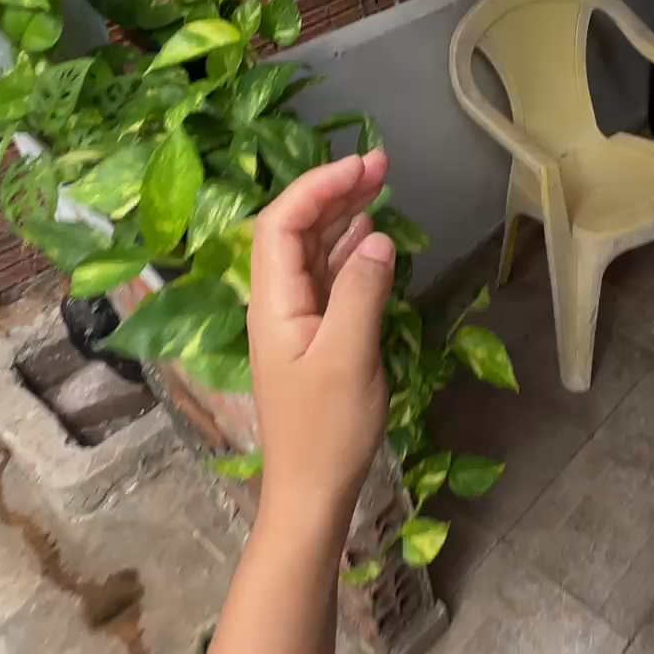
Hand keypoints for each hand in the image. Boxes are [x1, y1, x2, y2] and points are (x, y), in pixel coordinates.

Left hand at [248, 150, 395, 528]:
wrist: (314, 488)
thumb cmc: (327, 429)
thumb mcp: (349, 357)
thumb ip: (361, 293)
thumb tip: (378, 238)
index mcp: (273, 302)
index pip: (283, 224)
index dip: (319, 187)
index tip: (363, 166)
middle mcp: (278, 301)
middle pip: (297, 230)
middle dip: (334, 191)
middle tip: (380, 164)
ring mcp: (296, 317)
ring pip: (314, 250)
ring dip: (343, 214)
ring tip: (380, 185)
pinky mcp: (315, 333)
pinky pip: (329, 277)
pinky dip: (349, 249)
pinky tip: (369, 235)